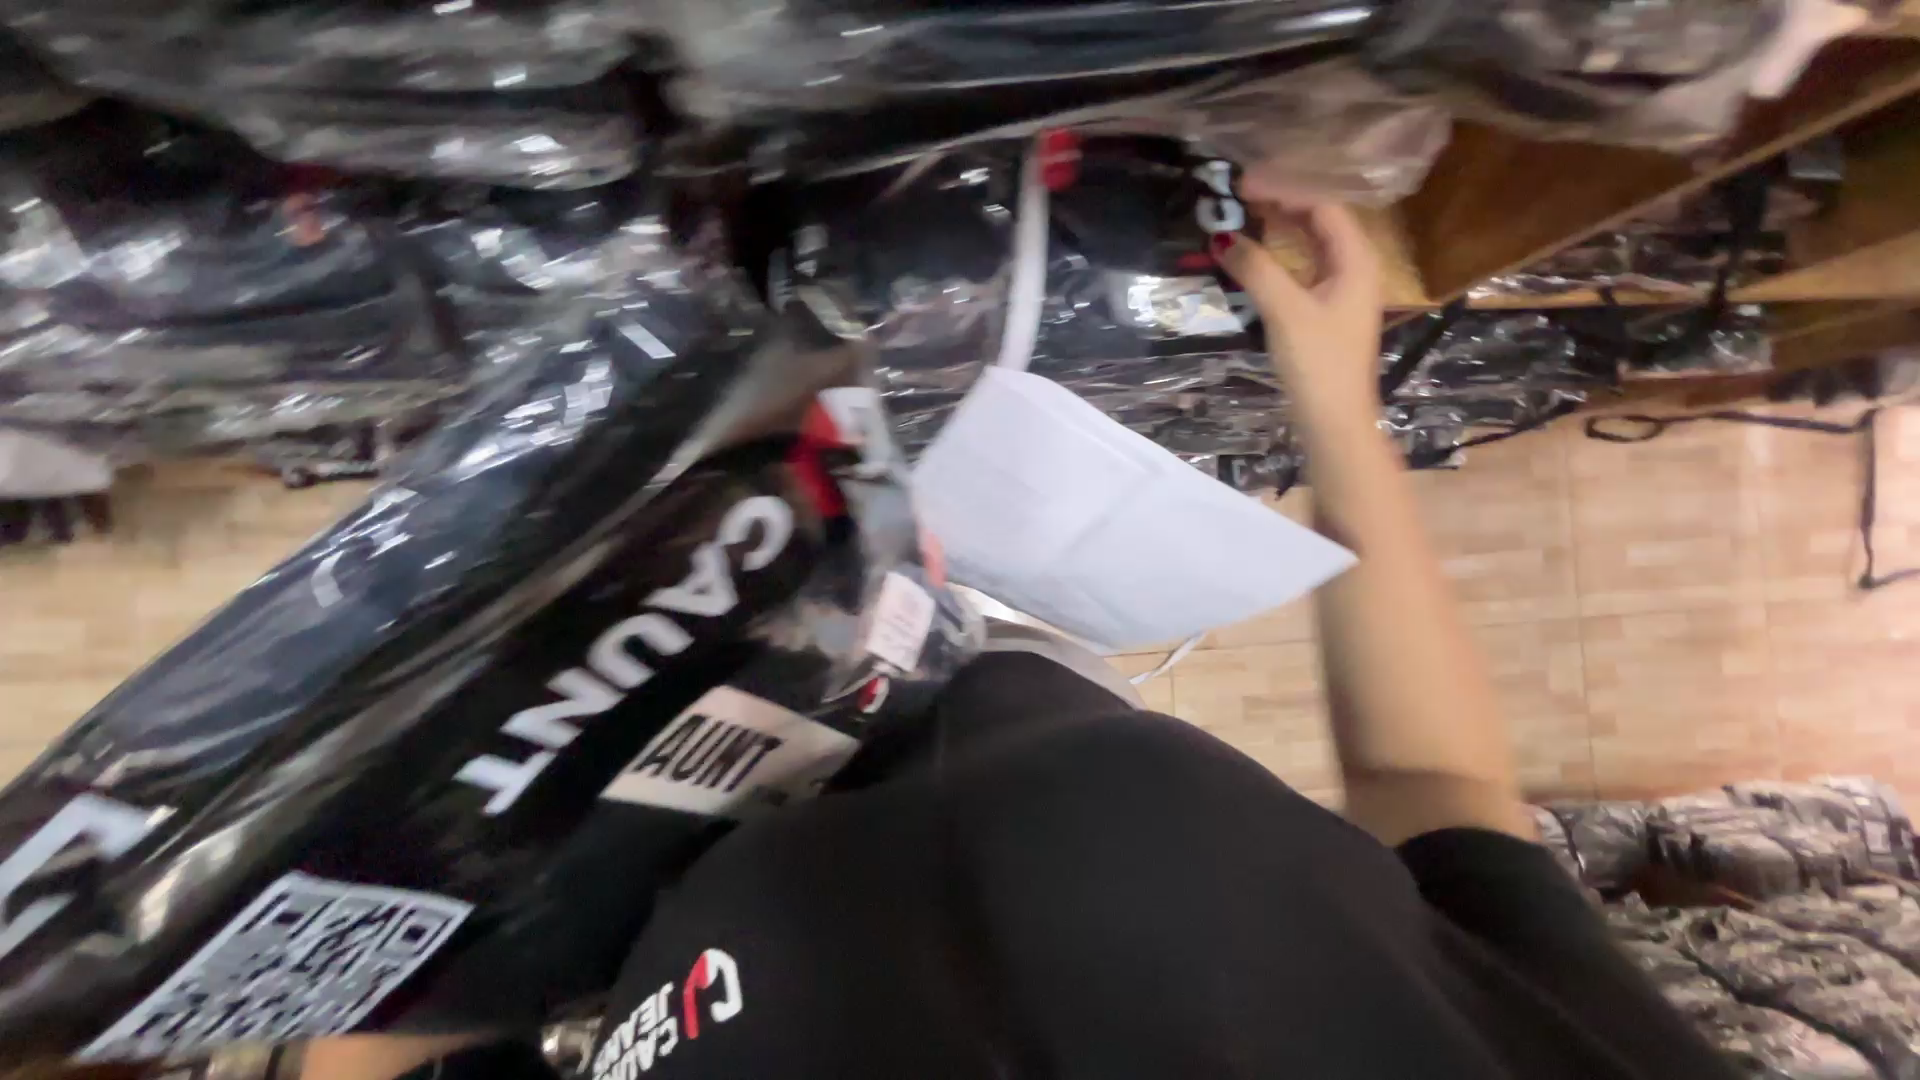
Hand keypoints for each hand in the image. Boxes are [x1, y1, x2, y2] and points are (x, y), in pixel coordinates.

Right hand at [1213, 199, 1382, 423]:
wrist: (1334, 419)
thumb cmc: (1317, 362)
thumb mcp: (1285, 311)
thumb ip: (1256, 270)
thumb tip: (1222, 238)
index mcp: (1356, 260)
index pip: (1322, 207)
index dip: (1284, 191)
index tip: (1244, 186)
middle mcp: (1354, 269)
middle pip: (1319, 222)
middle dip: (1281, 205)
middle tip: (1239, 198)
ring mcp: (1341, 293)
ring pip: (1310, 247)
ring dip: (1279, 231)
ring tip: (1244, 219)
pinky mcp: (1326, 315)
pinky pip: (1303, 270)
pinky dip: (1279, 258)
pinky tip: (1257, 259)